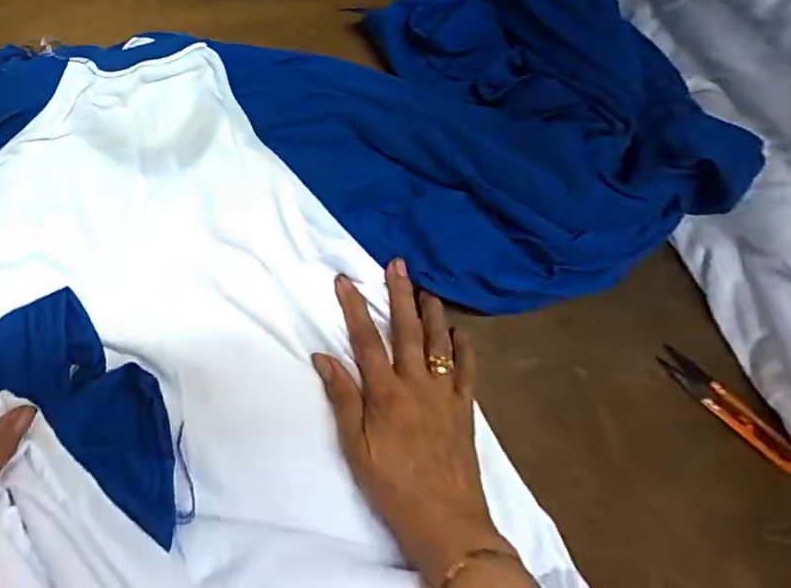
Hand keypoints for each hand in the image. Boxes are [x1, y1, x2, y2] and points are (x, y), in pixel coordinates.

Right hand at [312, 260, 532, 586]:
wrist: (449, 527)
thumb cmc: (394, 489)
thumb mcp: (356, 449)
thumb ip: (342, 399)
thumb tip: (323, 356)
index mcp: (386, 394)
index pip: (366, 340)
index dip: (354, 307)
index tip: (345, 279)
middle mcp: (416, 385)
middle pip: (406, 330)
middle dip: (399, 294)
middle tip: (397, 263)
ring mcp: (445, 395)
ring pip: (438, 343)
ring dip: (431, 312)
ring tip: (426, 287)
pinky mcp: (465, 410)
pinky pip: (467, 371)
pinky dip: (464, 348)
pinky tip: (460, 332)